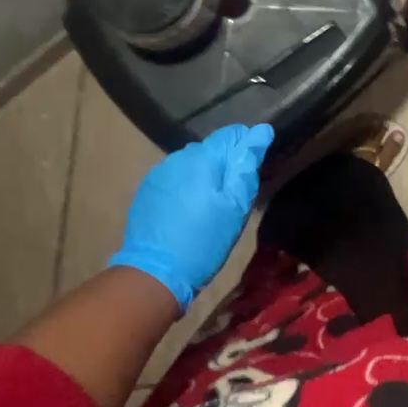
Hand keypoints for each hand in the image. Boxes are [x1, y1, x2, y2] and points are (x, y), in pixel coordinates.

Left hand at [109, 122, 272, 310]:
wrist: (154, 275)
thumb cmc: (204, 240)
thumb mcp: (236, 206)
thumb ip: (247, 165)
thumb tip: (262, 131)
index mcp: (203, 157)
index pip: (232, 134)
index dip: (246, 148)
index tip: (249, 173)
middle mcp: (178, 157)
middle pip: (211, 149)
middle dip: (224, 165)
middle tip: (230, 197)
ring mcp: (159, 174)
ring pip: (191, 164)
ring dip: (203, 176)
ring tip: (207, 206)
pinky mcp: (146, 192)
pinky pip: (174, 178)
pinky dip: (185, 188)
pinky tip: (186, 212)